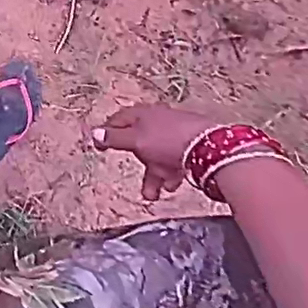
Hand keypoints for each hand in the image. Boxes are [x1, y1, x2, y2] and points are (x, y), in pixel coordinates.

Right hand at [92, 103, 221, 200]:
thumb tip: (94, 133)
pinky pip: (175, 161)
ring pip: (158, 154)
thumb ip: (113, 138)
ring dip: (153, 174)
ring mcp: (177, 134)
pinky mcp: (193, 147)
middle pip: (140, 139)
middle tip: (131, 170)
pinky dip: (170, 174)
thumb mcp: (134, 140)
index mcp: (142, 114)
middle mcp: (158, 121)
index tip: (98, 145)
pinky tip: (171, 186)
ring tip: (152, 193)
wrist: (212, 150)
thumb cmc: (167, 141)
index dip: (107, 132)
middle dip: (136, 159)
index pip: (118, 120)